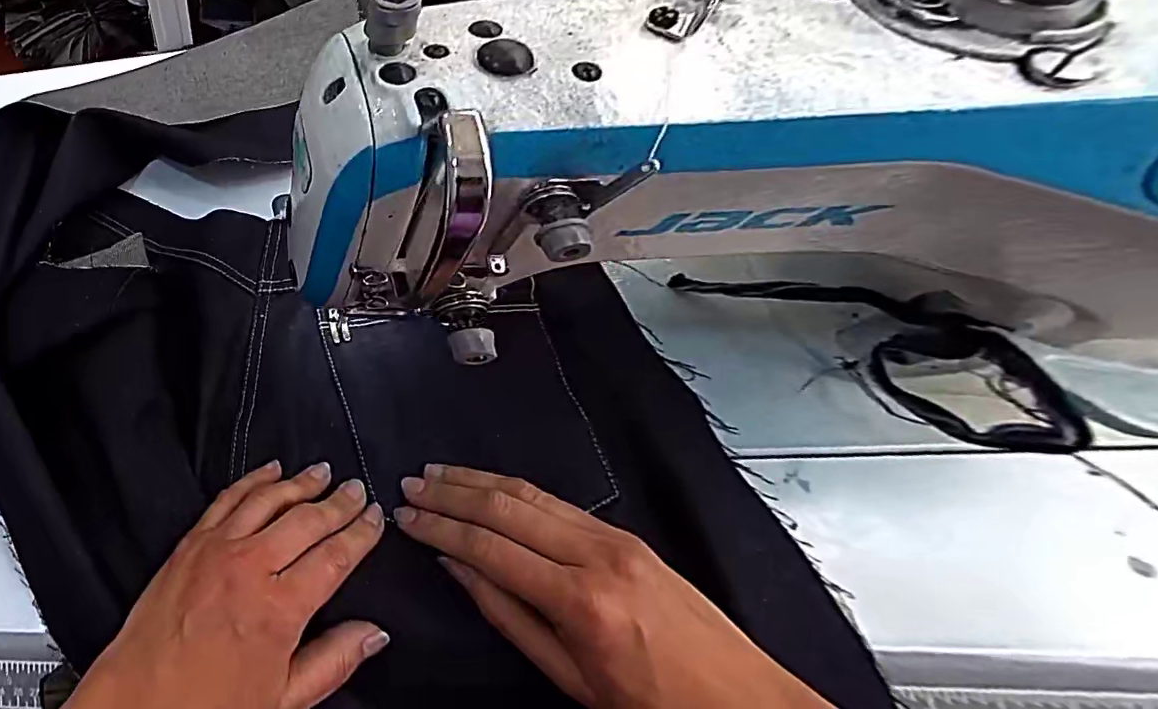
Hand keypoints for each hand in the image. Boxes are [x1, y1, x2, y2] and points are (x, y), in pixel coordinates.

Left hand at [70, 460, 389, 708]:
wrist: (134, 707)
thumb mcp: (282, 702)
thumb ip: (333, 661)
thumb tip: (373, 633)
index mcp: (278, 610)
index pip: (334, 556)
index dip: (360, 533)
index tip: (374, 518)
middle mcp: (250, 569)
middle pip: (308, 519)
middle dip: (339, 502)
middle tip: (356, 489)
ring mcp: (219, 548)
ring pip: (271, 499)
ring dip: (302, 481)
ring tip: (322, 472)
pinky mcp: (192, 541)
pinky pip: (230, 497)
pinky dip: (254, 479)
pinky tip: (271, 470)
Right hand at [395, 465, 833, 708]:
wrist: (750, 705)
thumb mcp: (573, 681)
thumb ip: (509, 616)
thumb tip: (457, 569)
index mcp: (581, 601)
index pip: (490, 548)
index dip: (441, 529)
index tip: (408, 517)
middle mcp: (595, 554)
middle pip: (505, 506)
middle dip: (451, 492)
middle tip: (411, 483)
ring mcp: (612, 535)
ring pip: (528, 492)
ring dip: (476, 478)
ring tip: (438, 472)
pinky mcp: (624, 531)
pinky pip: (554, 499)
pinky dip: (512, 486)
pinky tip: (489, 483)